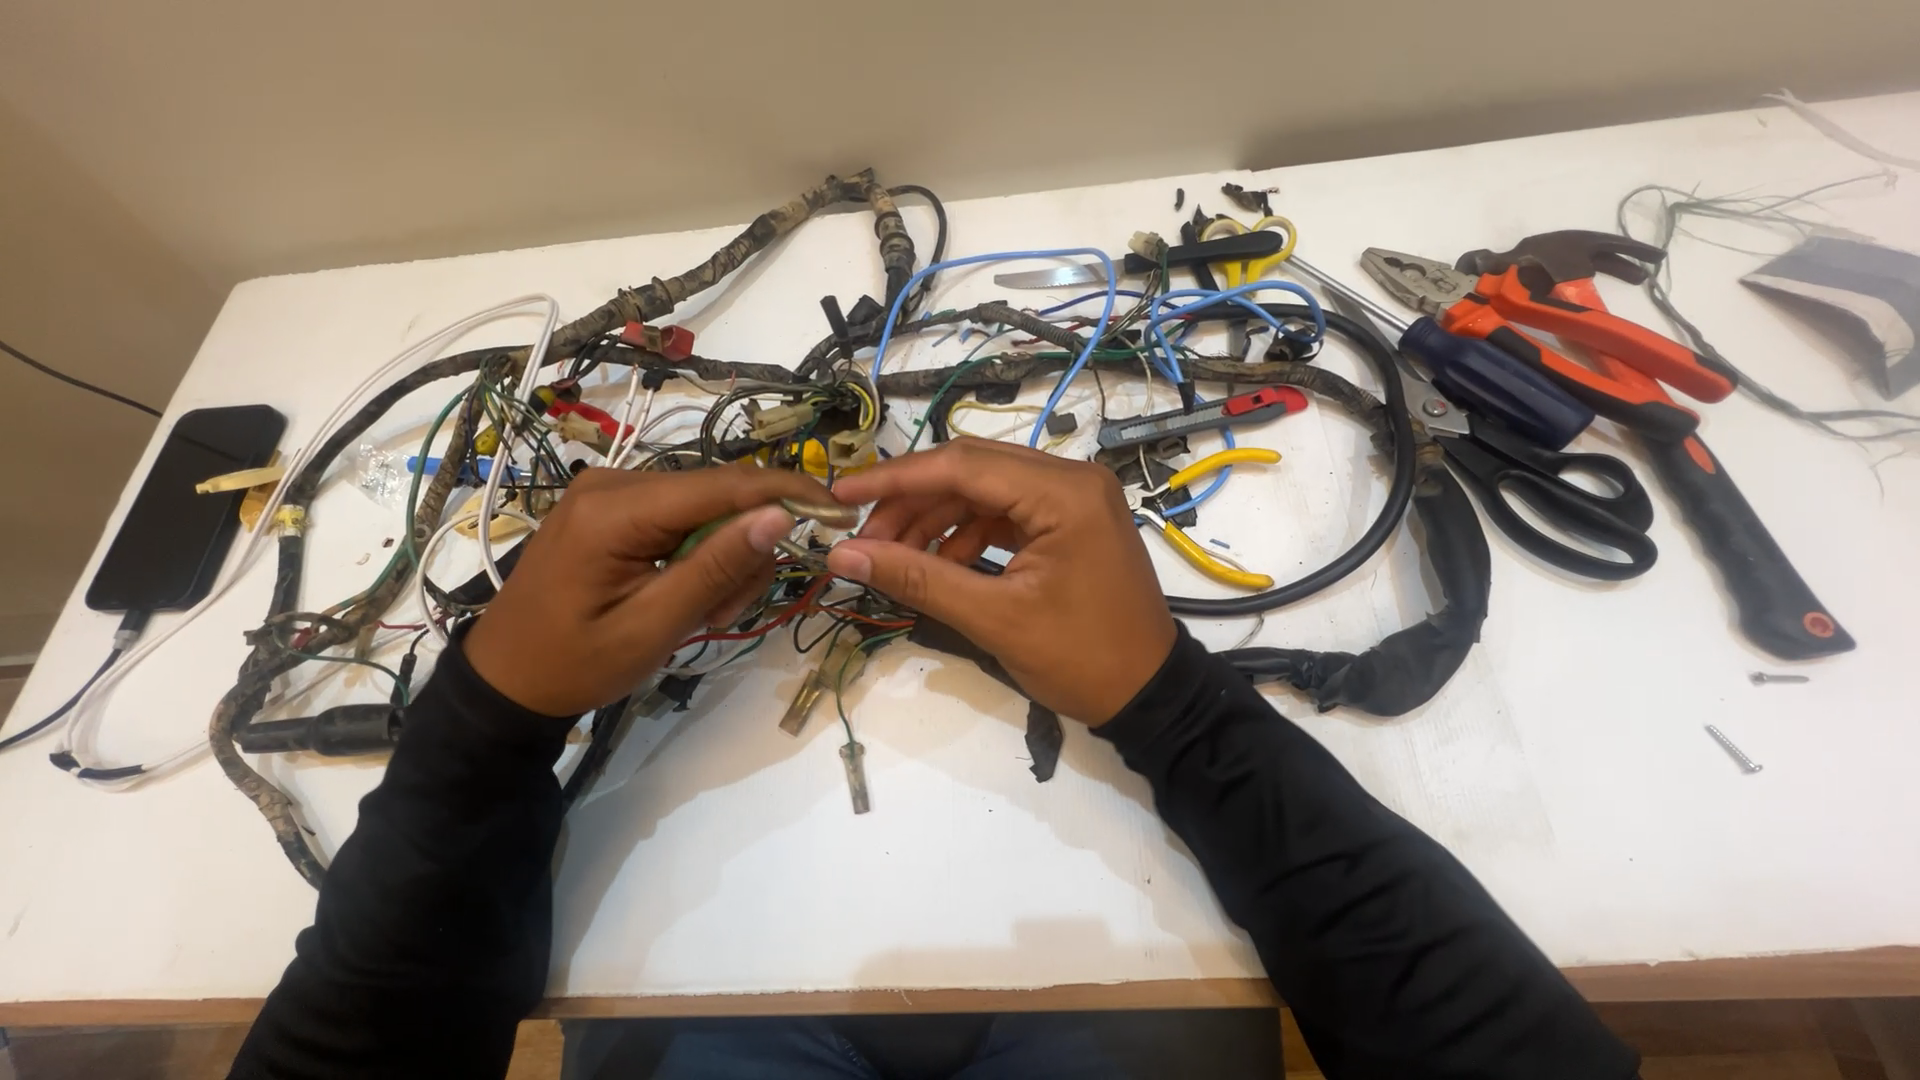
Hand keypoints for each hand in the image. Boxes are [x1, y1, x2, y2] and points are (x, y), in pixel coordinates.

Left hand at [464, 463, 828, 715]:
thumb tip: (781, 516)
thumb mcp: (653, 626)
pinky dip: (699, 554)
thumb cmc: (574, 664)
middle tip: (727, 613)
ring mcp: (611, 491)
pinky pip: (682, 516)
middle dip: (745, 548)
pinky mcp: (613, 506)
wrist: (504, 681)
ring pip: (707, 507)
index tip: (841, 510)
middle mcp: (614, 482)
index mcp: (616, 510)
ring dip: (723, 557)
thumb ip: (717, 568)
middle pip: (720, 495)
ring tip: (700, 615)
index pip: (725, 485)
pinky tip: (683, 592)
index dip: (789, 492)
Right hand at [825, 439, 1175, 724]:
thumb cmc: (1081, 660)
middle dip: (912, 501)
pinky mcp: (1071, 521)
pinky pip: (1005, 513)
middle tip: (865, 539)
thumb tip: (844, 555)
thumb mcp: (994, 619)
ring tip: (895, 558)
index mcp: (1063, 492)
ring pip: (985, 491)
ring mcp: (1074, 499)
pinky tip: (939, 565)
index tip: (841, 496)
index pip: (961, 465)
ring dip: (936, 519)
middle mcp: (1072, 479)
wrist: (1150, 694)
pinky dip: (967, 534)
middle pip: (971, 470)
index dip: (894, 479)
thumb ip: (917, 579)